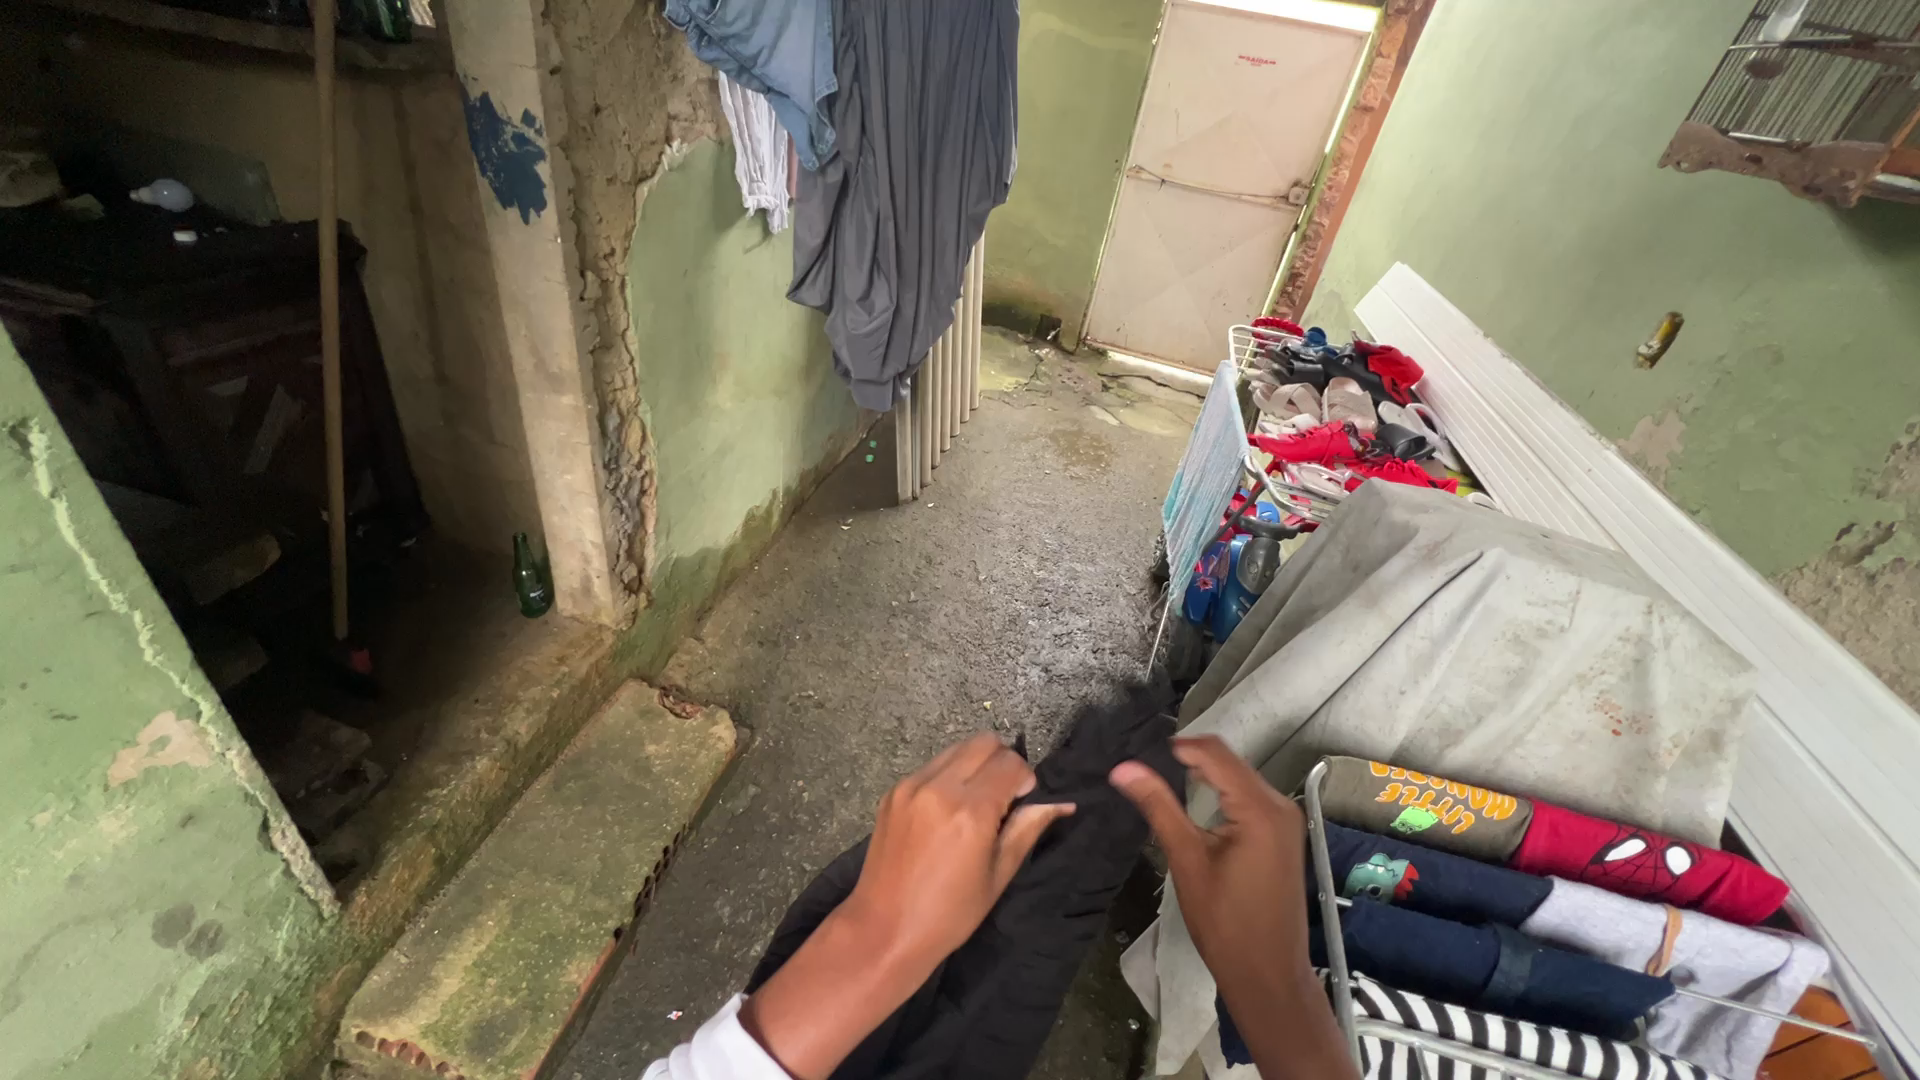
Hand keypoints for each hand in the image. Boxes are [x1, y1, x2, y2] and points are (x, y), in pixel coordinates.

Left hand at [742, 734, 1072, 1078]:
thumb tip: (1062, 803)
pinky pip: (932, 765)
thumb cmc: (949, 914)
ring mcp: (911, 785)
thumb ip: (1028, 829)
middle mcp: (939, 787)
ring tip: (975, 803)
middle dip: (1003, 762)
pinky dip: (949, 775)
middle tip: (1003, 797)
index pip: (1011, 762)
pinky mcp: (894, 791)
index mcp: (969, 811)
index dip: (1026, 779)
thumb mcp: (998, 875)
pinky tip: (947, 811)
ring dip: (975, 765)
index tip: (1022, 804)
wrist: (884, 930)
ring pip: (957, 748)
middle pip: (985, 742)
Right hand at [1112, 737, 1355, 1079]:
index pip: (1214, 753)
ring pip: (1239, 775)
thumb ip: (1157, 805)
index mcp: (1259, 807)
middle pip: (1229, 761)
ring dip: (1204, 773)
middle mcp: (1279, 804)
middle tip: (1147, 767)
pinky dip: (1221, 791)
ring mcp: (1286, 819)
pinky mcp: (1283, 833)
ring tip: (1163, 781)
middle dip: (1188, 758)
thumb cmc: (1225, 922)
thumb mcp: (1186, 859)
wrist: (1269, 975)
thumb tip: (1123, 768)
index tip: (1141, 754)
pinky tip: (1195, 801)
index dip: (1177, 746)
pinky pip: (1249, 795)